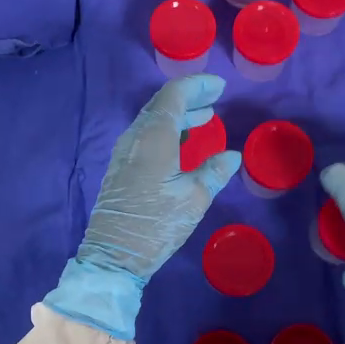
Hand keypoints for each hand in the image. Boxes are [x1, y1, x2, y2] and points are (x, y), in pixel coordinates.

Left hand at [45, 75, 240, 338]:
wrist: (113, 256)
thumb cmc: (156, 225)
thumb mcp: (194, 199)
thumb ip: (214, 172)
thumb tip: (231, 156)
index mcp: (153, 138)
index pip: (173, 97)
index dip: (197, 87)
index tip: (219, 86)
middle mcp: (135, 139)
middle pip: (161, 105)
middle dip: (189, 98)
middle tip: (215, 98)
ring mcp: (124, 153)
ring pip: (151, 121)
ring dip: (178, 116)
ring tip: (205, 118)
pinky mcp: (120, 169)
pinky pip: (145, 137)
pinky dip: (166, 131)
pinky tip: (181, 142)